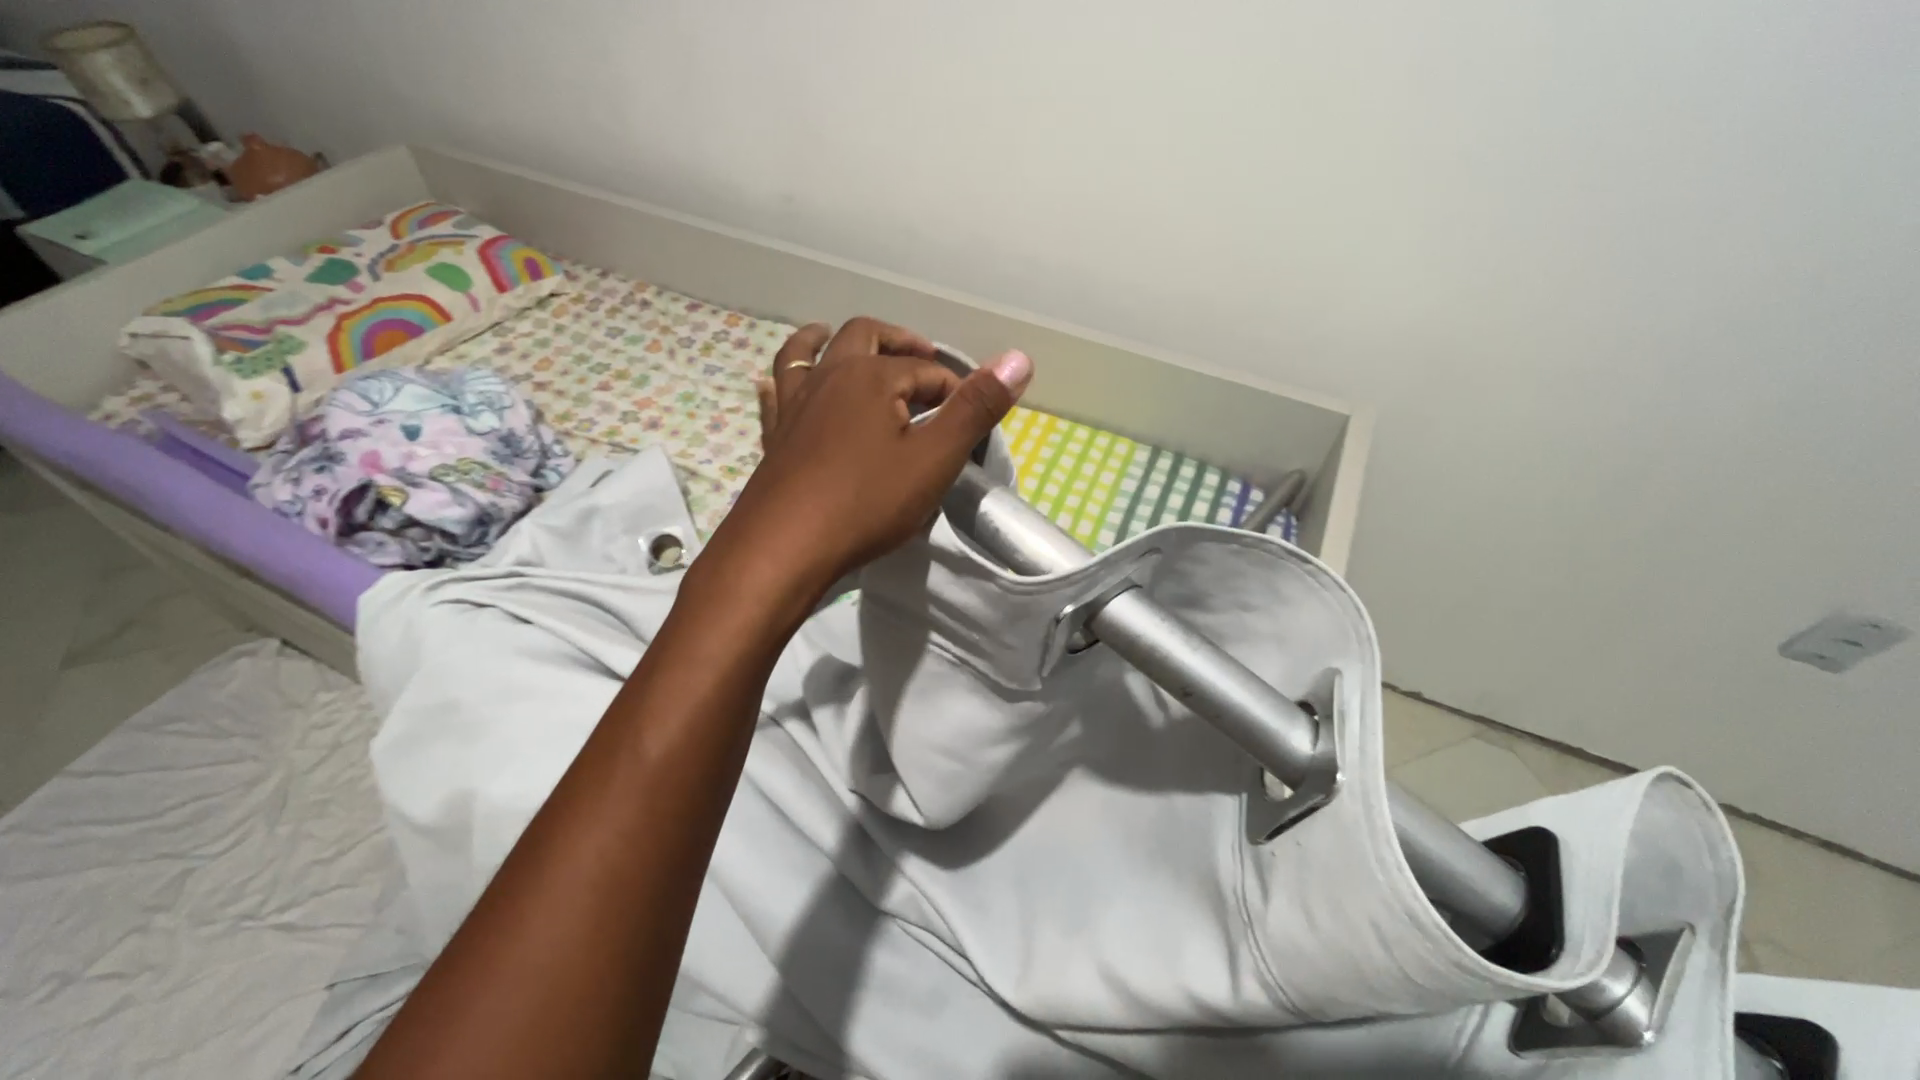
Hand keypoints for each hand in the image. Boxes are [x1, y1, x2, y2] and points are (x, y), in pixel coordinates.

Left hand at [714, 316, 1030, 596]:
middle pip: (864, 337)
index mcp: (872, 376)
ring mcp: (795, 404)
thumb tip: (1019, 358)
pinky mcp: (774, 434)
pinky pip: (777, 391)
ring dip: (829, 339)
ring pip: (809, 352)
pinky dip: (785, 378)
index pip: (926, 371)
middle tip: (921, 356)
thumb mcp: (933, 460)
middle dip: (898, 343)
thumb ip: (975, 408)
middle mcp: (830, 377)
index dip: (954, 391)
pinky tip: (780, 383)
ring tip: (837, 338)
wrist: (784, 547)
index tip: (968, 422)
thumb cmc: (865, 503)